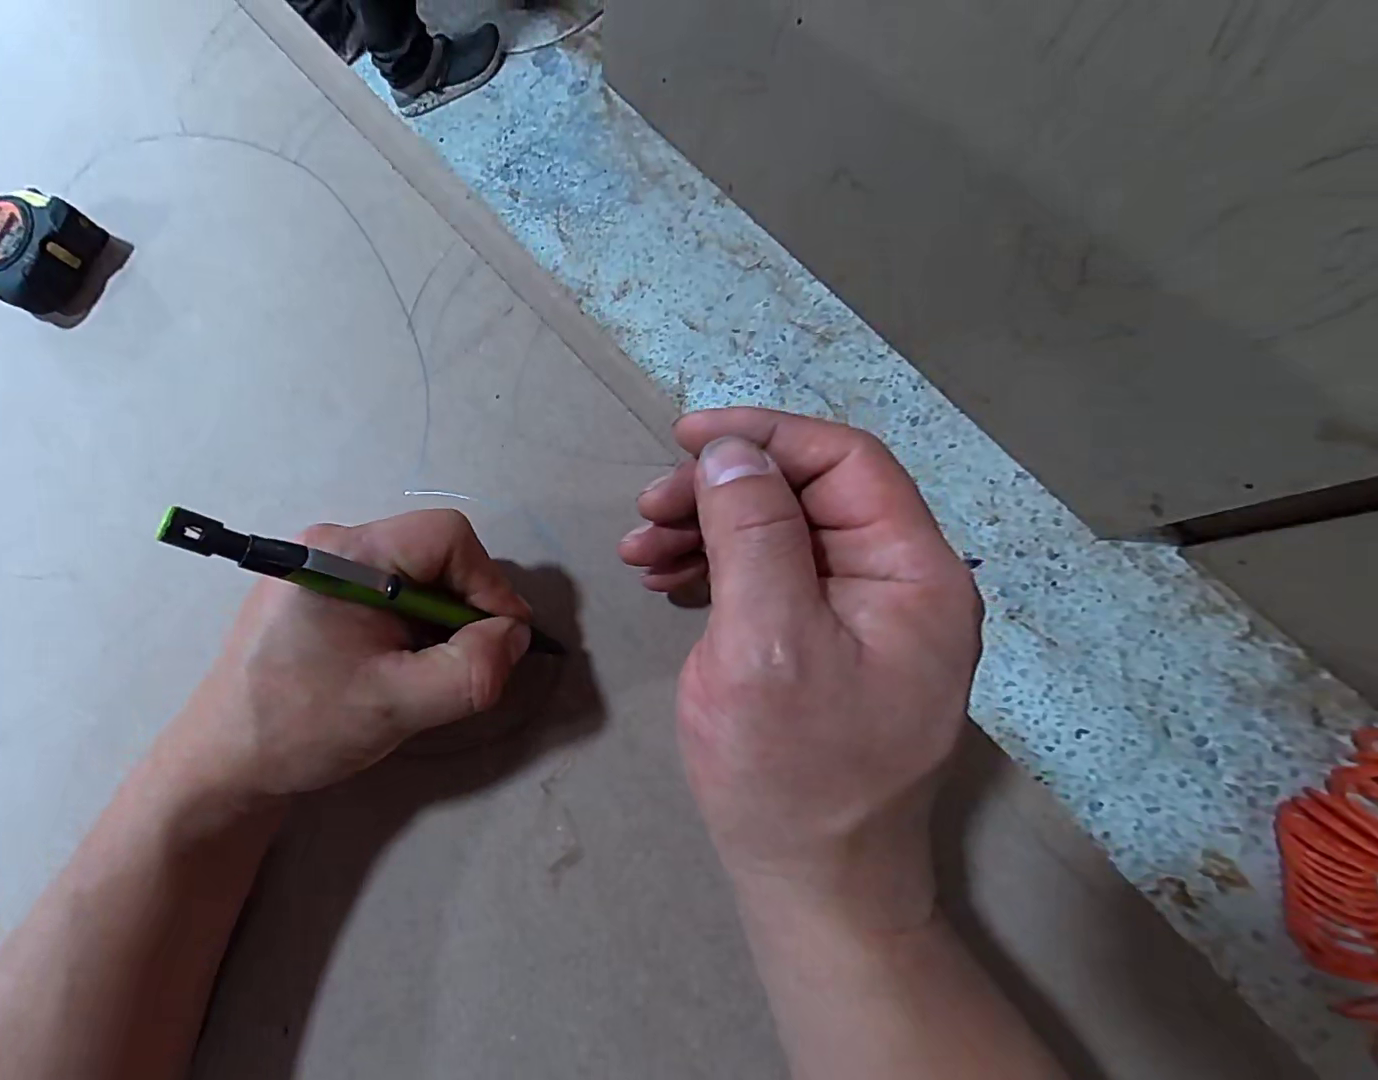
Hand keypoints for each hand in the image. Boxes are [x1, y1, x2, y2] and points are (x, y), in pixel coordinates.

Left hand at [160, 509, 533, 805]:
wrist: (223, 760)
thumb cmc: (299, 729)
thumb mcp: (397, 706)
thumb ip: (470, 671)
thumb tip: (514, 635)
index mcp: (342, 555)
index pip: (445, 536)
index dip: (487, 583)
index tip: (501, 639)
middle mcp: (331, 545)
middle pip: (432, 552)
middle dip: (464, 606)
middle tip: (468, 662)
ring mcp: (322, 566)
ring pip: (414, 573)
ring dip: (438, 620)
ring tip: (427, 671)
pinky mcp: (319, 591)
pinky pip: (389, 590)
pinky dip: (413, 624)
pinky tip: (400, 664)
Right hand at [619, 408, 980, 931]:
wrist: (802, 872)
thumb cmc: (787, 766)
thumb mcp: (764, 641)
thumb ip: (752, 535)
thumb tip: (729, 450)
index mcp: (910, 574)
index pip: (844, 463)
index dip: (765, 435)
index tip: (684, 437)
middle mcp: (890, 582)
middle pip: (801, 495)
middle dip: (717, 491)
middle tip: (644, 513)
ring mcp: (848, 613)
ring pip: (771, 532)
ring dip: (701, 529)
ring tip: (637, 553)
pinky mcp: (808, 638)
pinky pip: (759, 575)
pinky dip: (706, 567)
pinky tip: (663, 581)